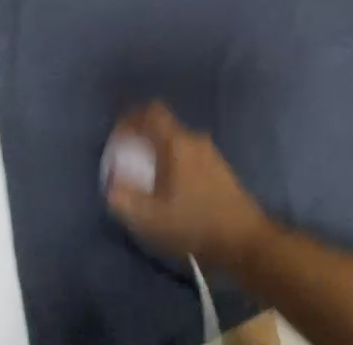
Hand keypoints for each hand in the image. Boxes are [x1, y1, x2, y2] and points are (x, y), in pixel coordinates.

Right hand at [104, 101, 273, 267]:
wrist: (243, 240)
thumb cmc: (194, 224)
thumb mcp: (150, 219)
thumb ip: (123, 198)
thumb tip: (109, 181)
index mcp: (177, 142)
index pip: (152, 111)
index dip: (131, 117)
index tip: (117, 136)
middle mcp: (194, 139)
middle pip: (162, 128)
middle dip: (142, 142)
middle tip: (127, 164)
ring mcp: (210, 153)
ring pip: (175, 144)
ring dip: (158, 156)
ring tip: (147, 182)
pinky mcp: (219, 168)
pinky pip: (187, 155)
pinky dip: (173, 165)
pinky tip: (170, 192)